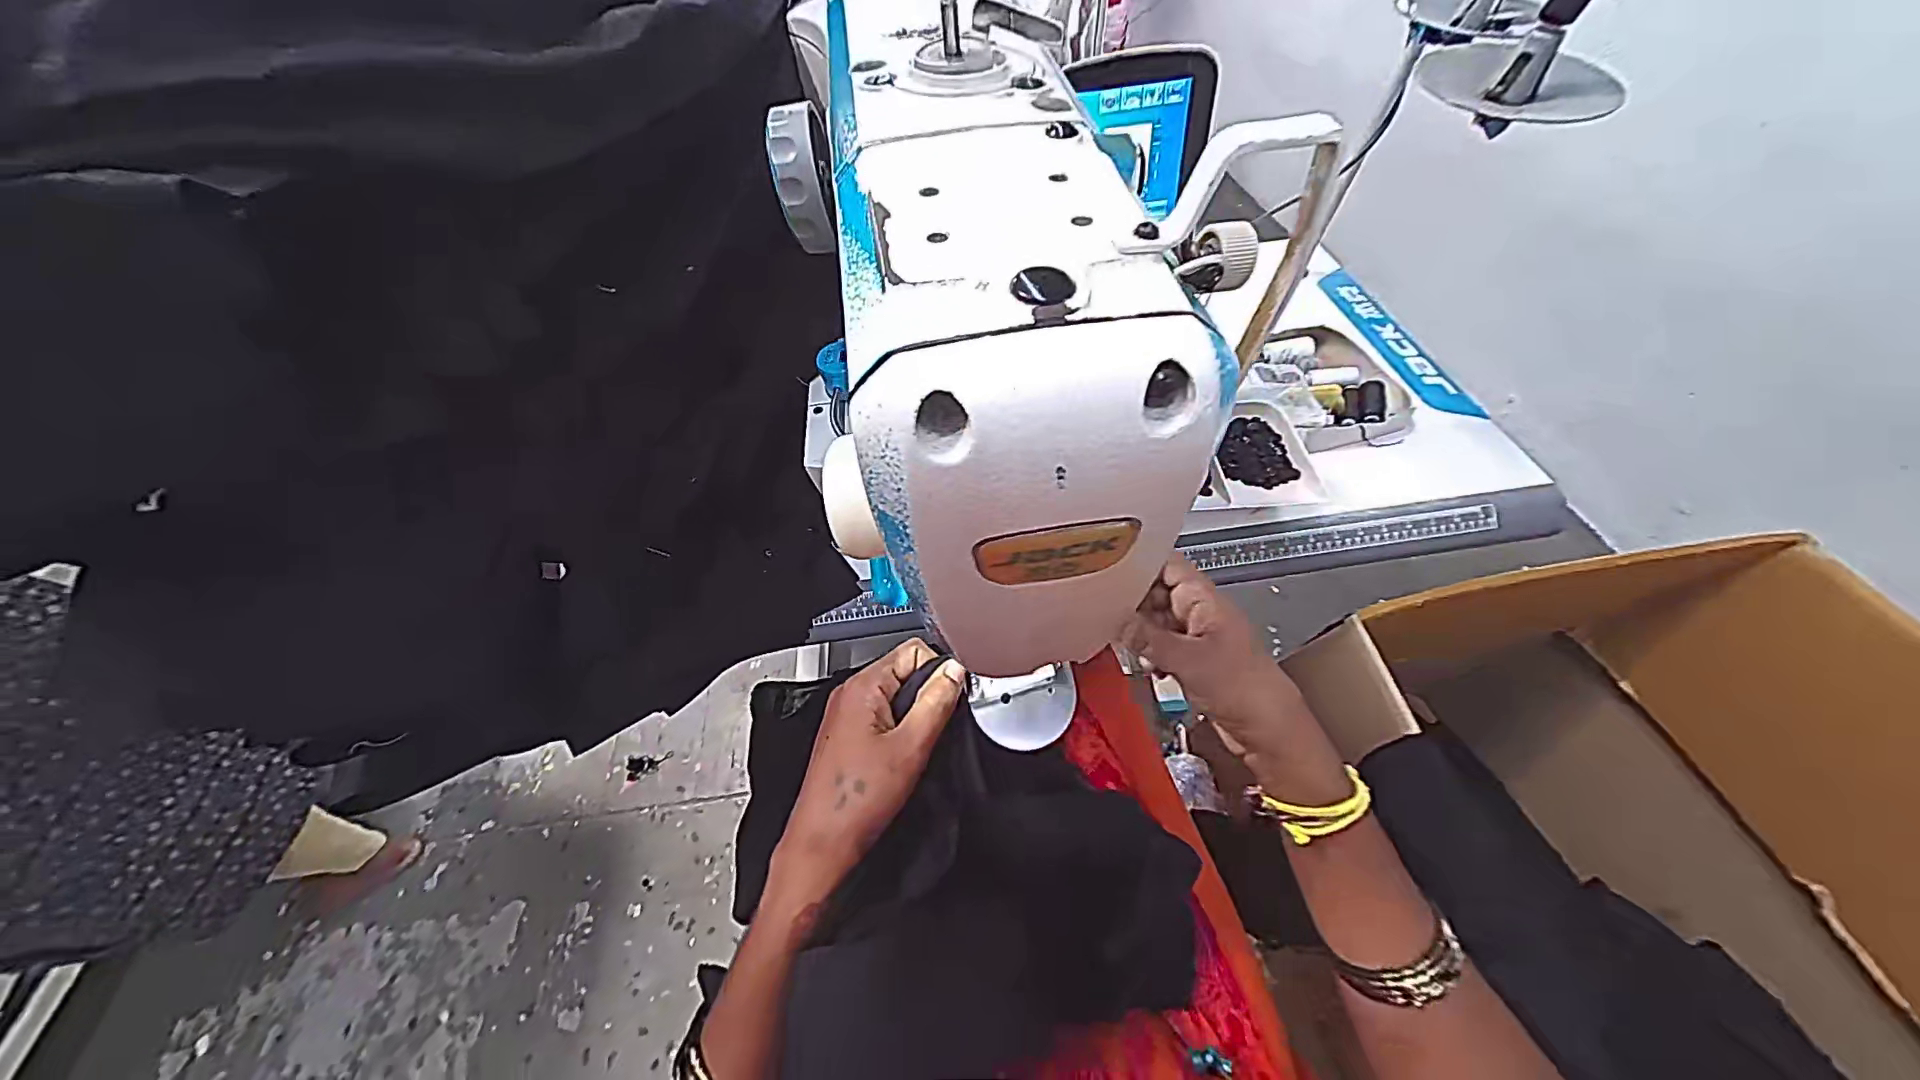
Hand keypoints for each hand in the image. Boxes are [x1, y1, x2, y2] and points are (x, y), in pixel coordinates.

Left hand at [766, 638, 966, 916]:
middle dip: (927, 697)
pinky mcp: (848, 734)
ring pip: (898, 696)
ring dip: (914, 718)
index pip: (914, 650)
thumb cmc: (854, 801)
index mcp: (862, 686)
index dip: (940, 672)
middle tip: (929, 733)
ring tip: (912, 751)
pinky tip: (898, 760)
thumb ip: (937, 701)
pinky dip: (900, 733)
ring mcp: (847, 714)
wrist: (823, 842)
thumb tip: (955, 671)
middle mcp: (850, 694)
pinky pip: (885, 717)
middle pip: (907, 671)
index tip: (949, 701)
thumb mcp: (911, 746)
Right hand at [1118, 554, 1304, 759]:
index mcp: (1205, 601)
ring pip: (1157, 622)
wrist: (1269, 730)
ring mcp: (1196, 637)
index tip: (1110, 567)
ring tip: (1126, 644)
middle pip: (1158, 593)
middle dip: (1133, 602)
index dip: (1141, 562)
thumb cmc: (1244, 687)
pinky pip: (1162, 647)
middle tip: (1106, 611)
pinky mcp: (1193, 661)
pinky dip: (1149, 654)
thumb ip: (1148, 639)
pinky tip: (1145, 666)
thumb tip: (1118, 621)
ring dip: (1139, 633)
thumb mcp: (1188, 659)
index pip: (1169, 566)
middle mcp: (1200, 614)